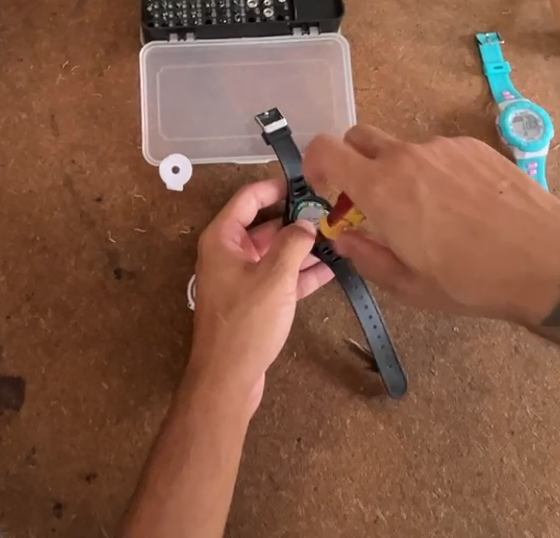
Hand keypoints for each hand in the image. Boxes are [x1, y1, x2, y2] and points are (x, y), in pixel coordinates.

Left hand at [186, 178, 333, 412]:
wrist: (227, 379)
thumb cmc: (245, 322)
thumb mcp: (274, 277)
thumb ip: (294, 244)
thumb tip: (308, 222)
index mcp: (222, 238)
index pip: (248, 198)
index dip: (275, 186)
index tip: (304, 181)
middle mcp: (229, 253)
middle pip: (264, 225)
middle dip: (296, 219)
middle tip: (329, 210)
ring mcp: (241, 278)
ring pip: (275, 252)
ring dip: (302, 247)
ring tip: (337, 237)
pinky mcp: (254, 302)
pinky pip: (279, 277)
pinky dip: (301, 272)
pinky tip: (331, 268)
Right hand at [304, 125, 559, 325]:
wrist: (551, 261)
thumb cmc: (474, 281)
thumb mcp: (411, 286)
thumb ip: (366, 256)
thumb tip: (343, 236)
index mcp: (380, 189)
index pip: (325, 149)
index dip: (315, 162)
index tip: (325, 186)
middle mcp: (404, 157)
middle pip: (358, 138)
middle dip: (354, 162)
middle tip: (373, 199)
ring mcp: (441, 147)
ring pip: (402, 149)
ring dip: (401, 172)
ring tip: (435, 213)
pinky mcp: (472, 145)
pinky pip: (439, 152)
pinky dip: (438, 172)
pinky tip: (468, 206)